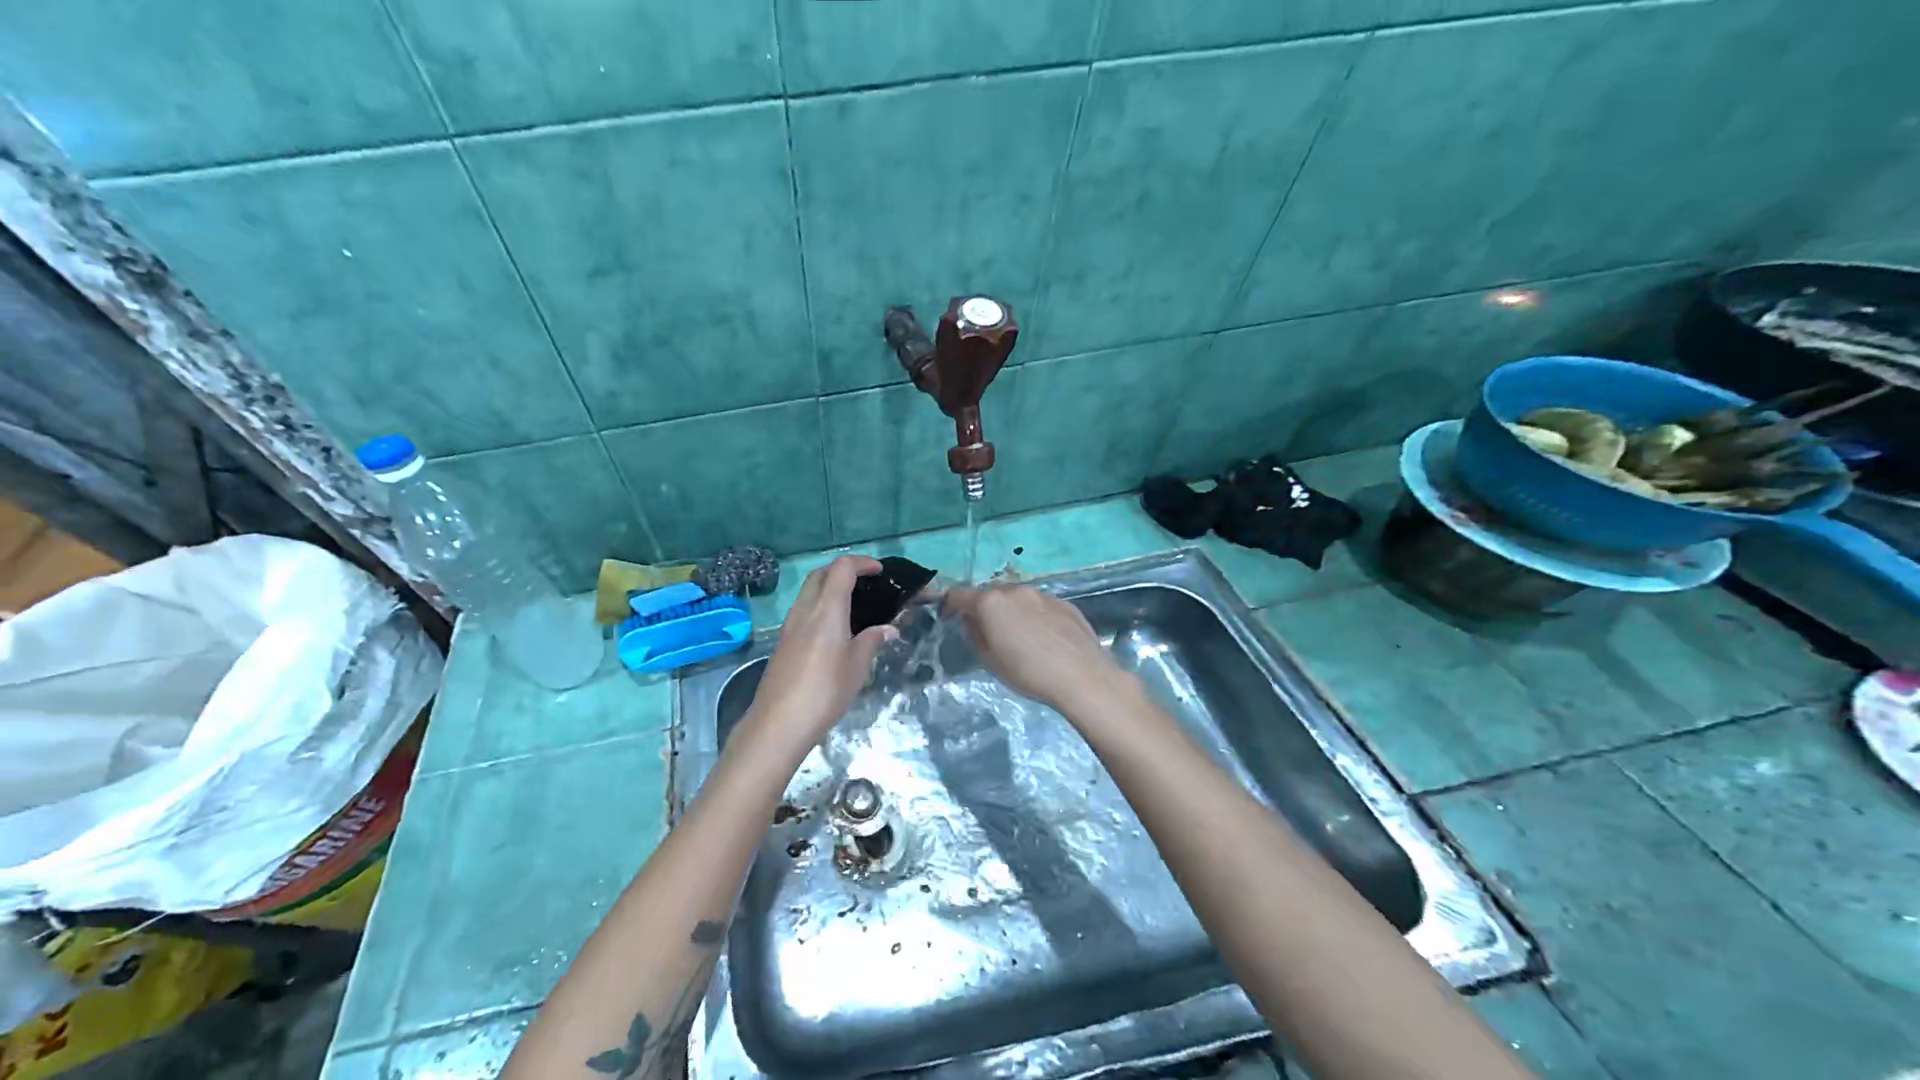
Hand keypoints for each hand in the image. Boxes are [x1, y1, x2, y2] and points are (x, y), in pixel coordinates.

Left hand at [746, 556, 895, 747]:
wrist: (779, 722)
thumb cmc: (825, 691)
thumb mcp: (857, 666)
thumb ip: (872, 641)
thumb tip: (888, 629)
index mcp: (827, 609)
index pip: (842, 568)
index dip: (862, 563)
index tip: (879, 571)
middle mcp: (805, 610)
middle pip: (820, 574)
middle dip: (842, 570)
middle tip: (865, 582)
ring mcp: (789, 626)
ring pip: (808, 592)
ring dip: (828, 588)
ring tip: (852, 605)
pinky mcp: (783, 642)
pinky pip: (803, 612)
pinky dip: (820, 607)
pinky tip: (833, 630)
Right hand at [944, 585, 1121, 711]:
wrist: (1081, 676)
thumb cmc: (1028, 672)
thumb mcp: (990, 660)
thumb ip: (975, 634)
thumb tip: (973, 620)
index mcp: (991, 602)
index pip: (960, 595)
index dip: (950, 605)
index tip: (949, 617)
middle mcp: (1015, 591)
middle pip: (991, 594)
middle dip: (984, 608)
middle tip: (987, 632)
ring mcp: (1042, 594)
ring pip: (1017, 598)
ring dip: (1011, 611)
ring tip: (1018, 637)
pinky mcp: (1064, 603)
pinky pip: (1039, 605)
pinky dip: (1033, 616)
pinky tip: (1043, 638)